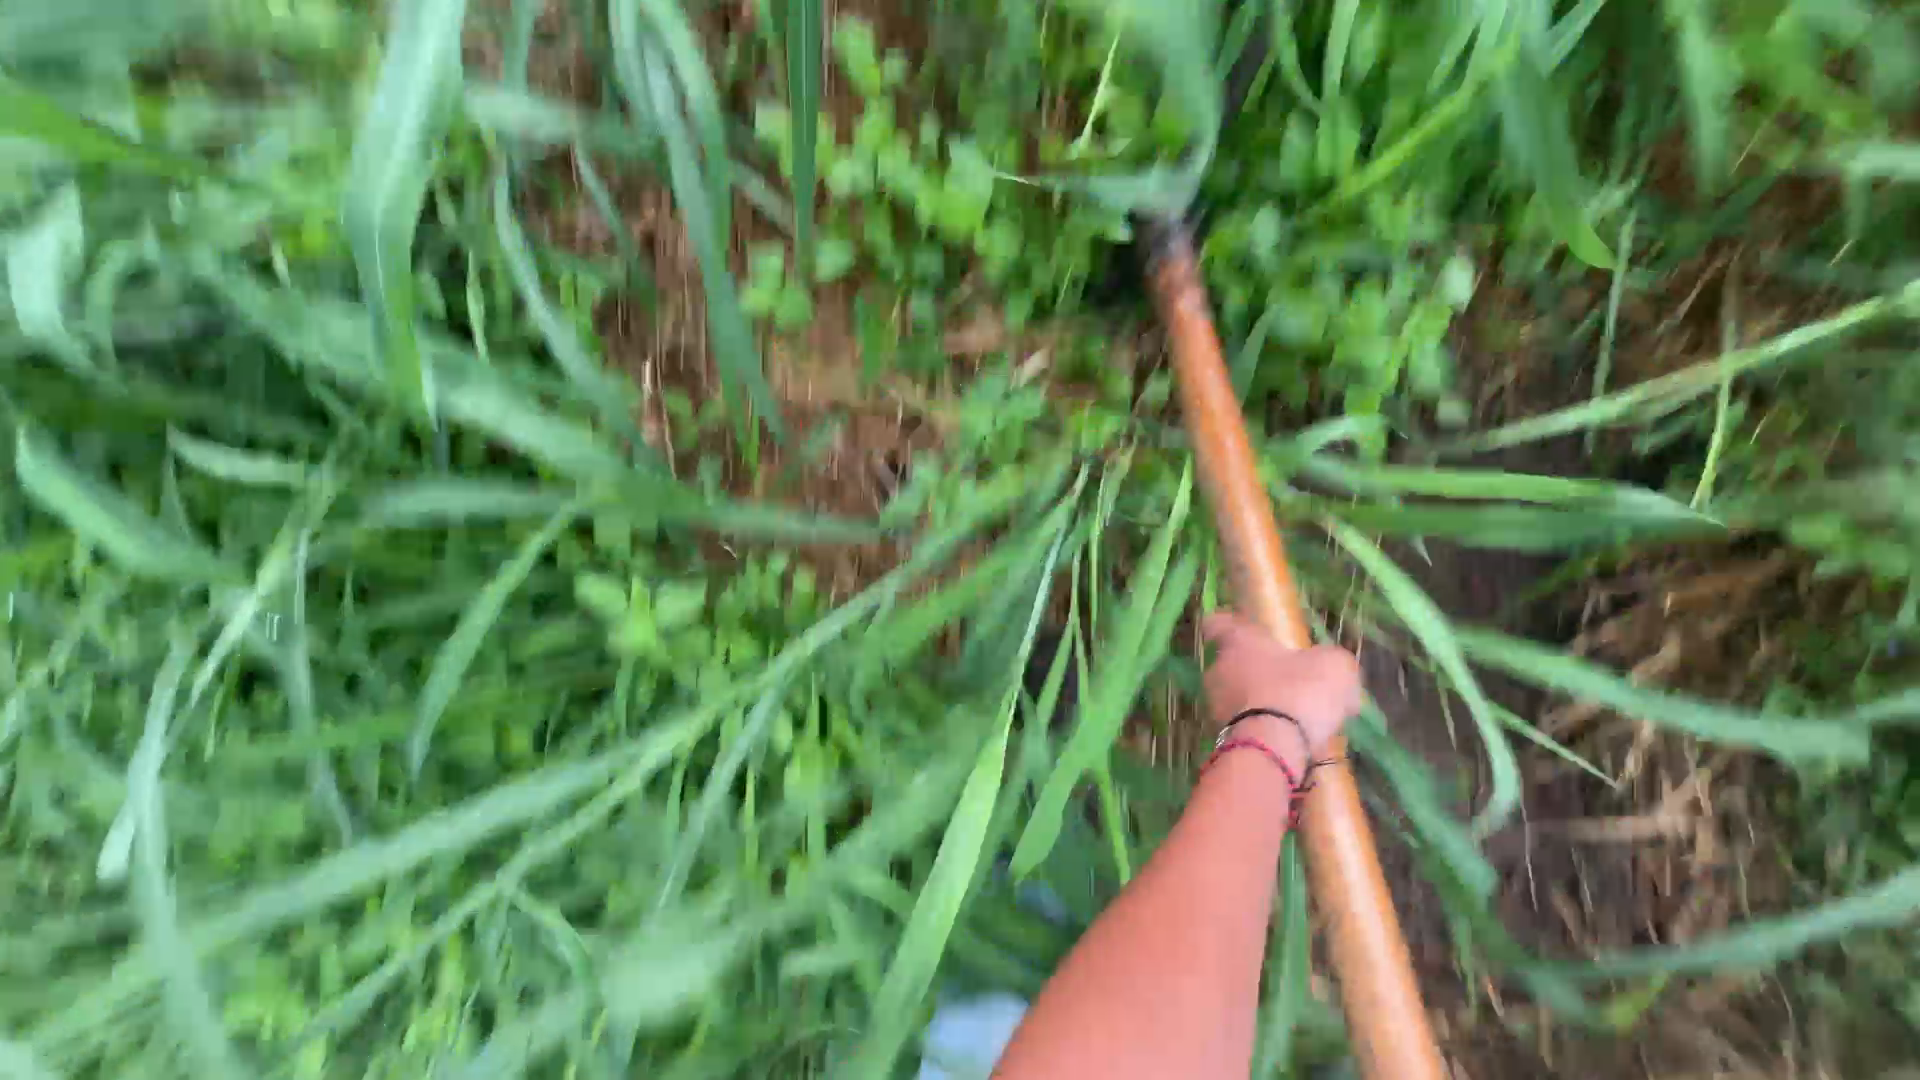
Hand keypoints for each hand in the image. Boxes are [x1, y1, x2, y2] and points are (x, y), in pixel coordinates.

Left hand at [1200, 612, 1361, 766]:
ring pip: (1237, 697)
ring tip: (1294, 718)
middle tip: (1286, 681)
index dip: (1226, 623)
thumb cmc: (1299, 691)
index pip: (1219, 623)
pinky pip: (1244, 726)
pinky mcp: (1221, 735)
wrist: (1273, 746)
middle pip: (1230, 663)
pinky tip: (1289, 740)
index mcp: (1239, 642)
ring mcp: (1215, 704)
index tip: (1236, 628)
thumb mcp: (1333, 666)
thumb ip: (1330, 662)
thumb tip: (1331, 672)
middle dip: (1254, 671)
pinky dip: (1261, 730)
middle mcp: (1219, 669)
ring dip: (1259, 703)